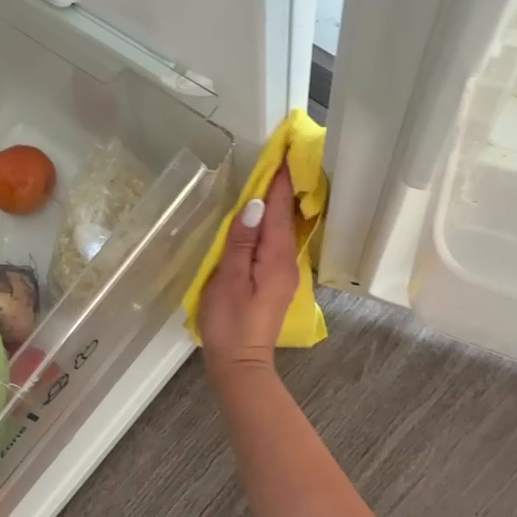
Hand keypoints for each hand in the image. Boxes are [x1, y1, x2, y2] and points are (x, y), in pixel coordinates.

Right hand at [199, 163, 297, 382]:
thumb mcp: (228, 280)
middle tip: (278, 157)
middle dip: (282, 188)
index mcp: (277, 259)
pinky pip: (276, 245)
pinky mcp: (276, 284)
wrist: (240, 366)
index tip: (283, 151)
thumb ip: (241, 242)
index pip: (279, 210)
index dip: (279, 181)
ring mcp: (284, 275)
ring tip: (269, 180)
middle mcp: (288, 263)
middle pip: (286, 218)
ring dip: (277, 206)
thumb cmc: (229, 324)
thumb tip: (254, 205)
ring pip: (282, 231)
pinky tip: (262, 220)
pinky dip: (271, 226)